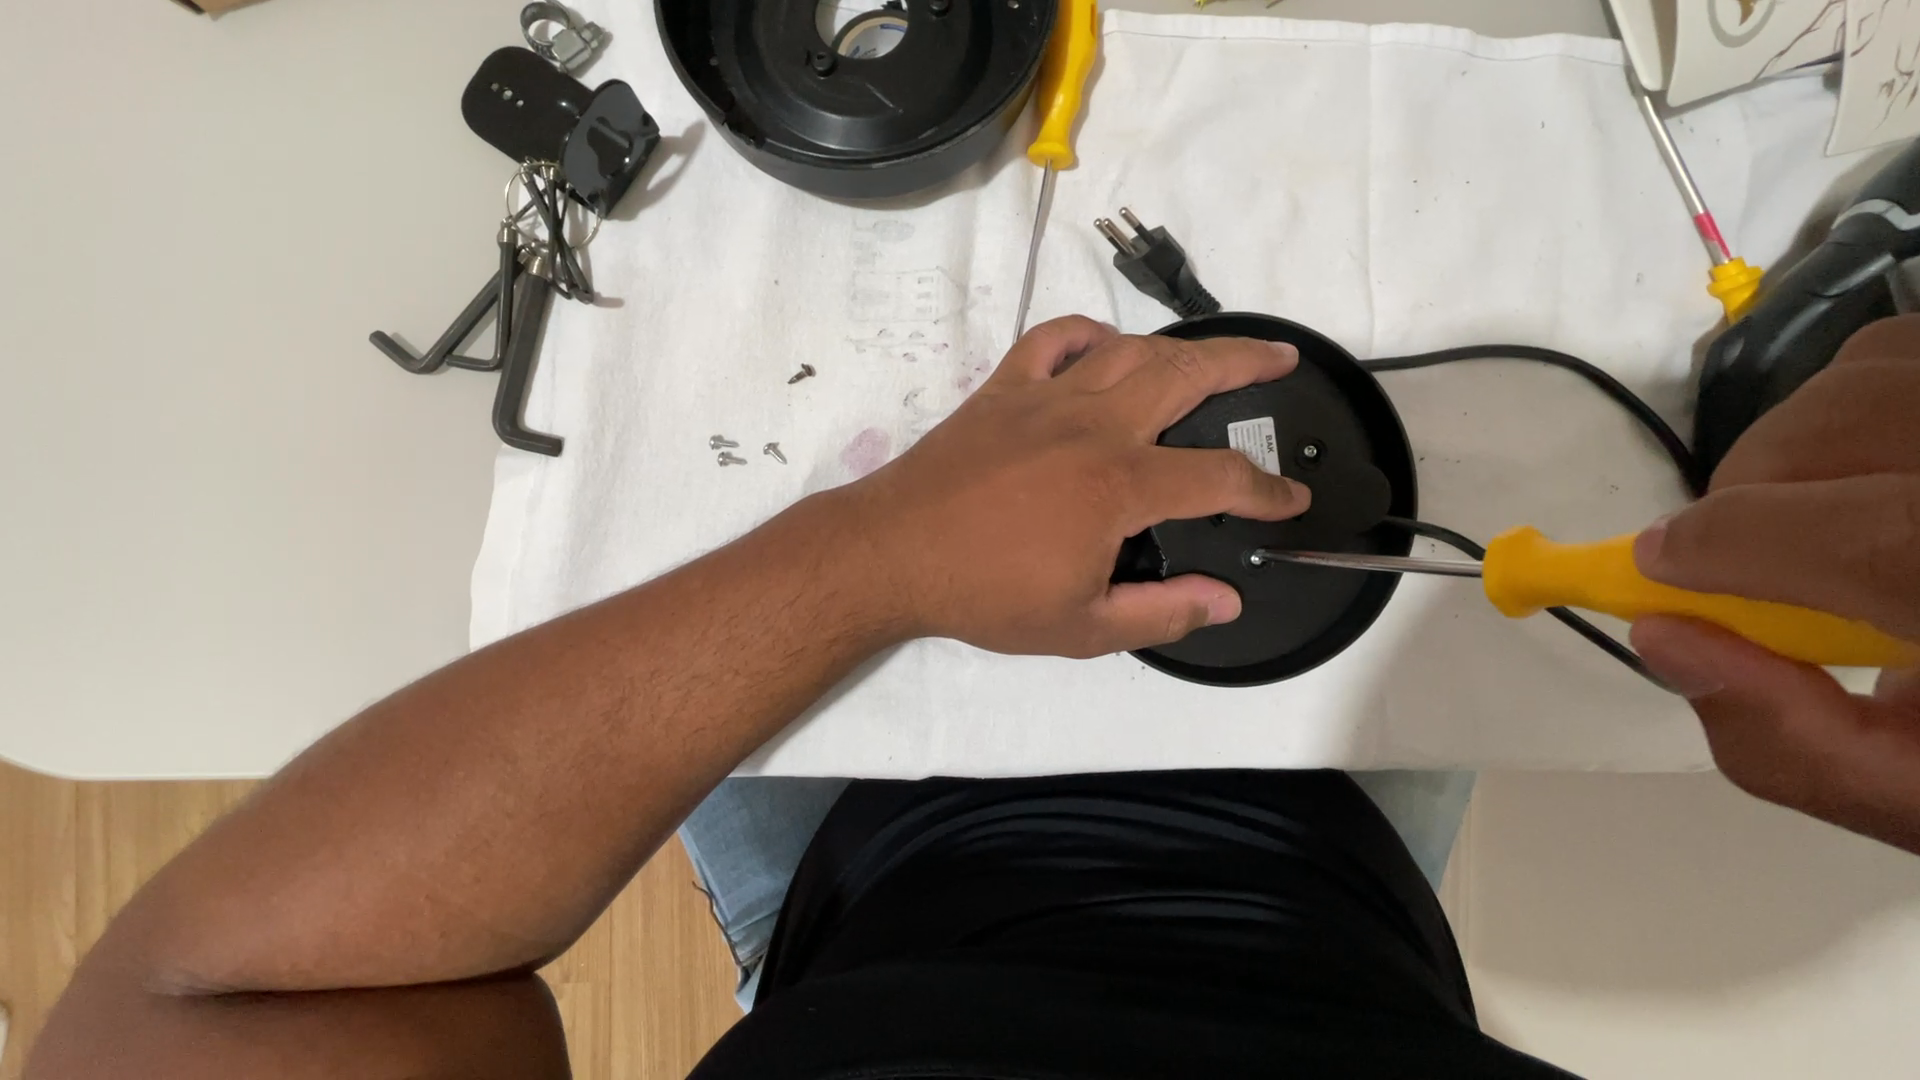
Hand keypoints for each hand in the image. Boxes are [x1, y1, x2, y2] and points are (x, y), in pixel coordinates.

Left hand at [842, 316, 1310, 658]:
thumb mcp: (1081, 628)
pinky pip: (1052, 340)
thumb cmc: (984, 594)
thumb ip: (1162, 615)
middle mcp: (1092, 426)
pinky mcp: (1003, 389)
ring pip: (1128, 350)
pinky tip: (1104, 345)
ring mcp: (1045, 398)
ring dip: (1180, 344)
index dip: (1265, 490)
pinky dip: (1086, 334)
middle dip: (1245, 363)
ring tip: (1212, 350)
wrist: (893, 553)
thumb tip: (1226, 601)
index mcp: (1119, 484)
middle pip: (1186, 375)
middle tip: (1282, 357)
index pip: (1218, 477)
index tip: (1291, 500)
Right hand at [1630, 315, 1919, 852]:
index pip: (1852, 534)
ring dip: (1814, 438)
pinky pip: (1910, 352)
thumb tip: (1662, 634)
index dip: (1721, 544)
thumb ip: (1780, 739)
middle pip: (1852, 422)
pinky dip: (1873, 403)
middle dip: (1758, 491)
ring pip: (1883, 366)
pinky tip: (1886, 470)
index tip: (1662, 569)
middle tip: (1763, 558)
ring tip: (1836, 507)